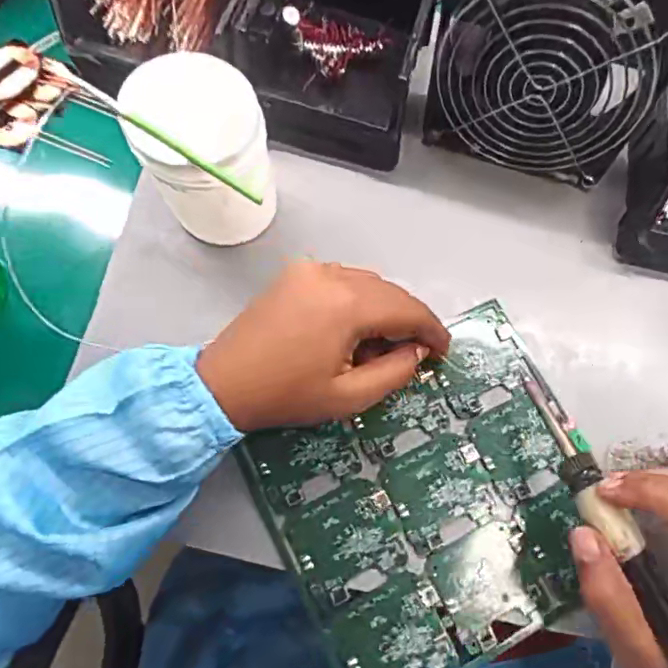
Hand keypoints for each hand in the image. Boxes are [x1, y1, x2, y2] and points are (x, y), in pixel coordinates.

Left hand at [197, 261, 450, 431]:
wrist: (223, 384)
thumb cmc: (286, 395)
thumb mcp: (348, 397)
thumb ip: (394, 372)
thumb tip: (416, 352)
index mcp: (347, 304)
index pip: (407, 309)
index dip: (432, 331)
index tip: (443, 352)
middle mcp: (331, 275)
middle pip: (389, 292)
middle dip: (407, 322)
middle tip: (412, 356)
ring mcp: (309, 270)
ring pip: (366, 284)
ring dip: (382, 311)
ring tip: (377, 349)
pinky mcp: (293, 275)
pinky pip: (341, 281)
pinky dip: (356, 301)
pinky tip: (350, 332)